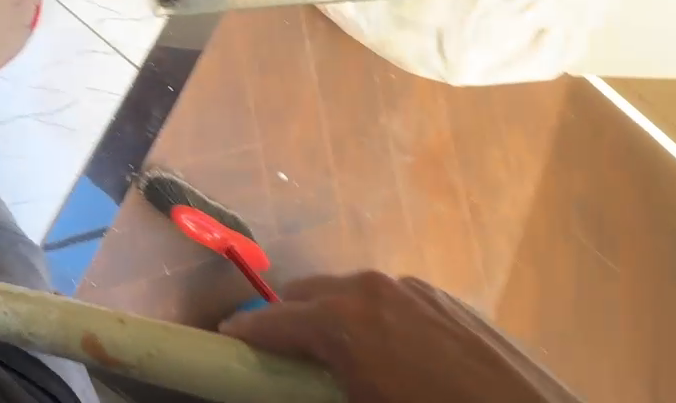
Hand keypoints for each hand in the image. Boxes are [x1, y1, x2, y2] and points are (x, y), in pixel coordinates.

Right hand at [219, 272, 580, 402]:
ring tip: (353, 361)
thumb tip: (299, 380)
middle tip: (291, 358)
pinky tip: (403, 360)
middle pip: (305, 294)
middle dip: (290, 322)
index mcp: (343, 320)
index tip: (227, 340)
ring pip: (348, 293)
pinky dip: (379, 321)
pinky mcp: (447, 300)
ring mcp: (412, 288)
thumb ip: (323, 388)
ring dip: (336, 319)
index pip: (273, 320)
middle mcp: (368, 289)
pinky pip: (391, 301)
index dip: (245, 332)